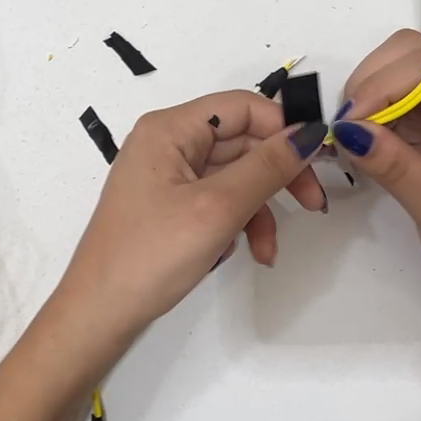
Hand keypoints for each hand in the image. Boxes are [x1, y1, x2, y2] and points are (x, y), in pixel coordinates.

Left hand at [49, 90, 327, 354]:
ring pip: (234, 176)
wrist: (99, 314)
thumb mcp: (218, 208)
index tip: (320, 159)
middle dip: (277, 176)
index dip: (283, 128)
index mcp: (169, 129)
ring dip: (259, 210)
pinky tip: (242, 253)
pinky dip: (237, 224)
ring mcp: (167, 177)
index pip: (242, 107)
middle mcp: (167, 143)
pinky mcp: (170, 207)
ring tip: (268, 251)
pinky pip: (217, 201)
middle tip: (313, 206)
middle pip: (241, 141)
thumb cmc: (152, 255)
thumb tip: (312, 133)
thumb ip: (268, 166)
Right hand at [331, 29, 420, 302]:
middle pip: (413, 54)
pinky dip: (364, 110)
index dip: (383, 86)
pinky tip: (355, 141)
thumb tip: (347, 131)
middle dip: (370, 81)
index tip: (346, 125)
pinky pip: (387, 95)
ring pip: (396, 67)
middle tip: (345, 128)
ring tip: (348, 137)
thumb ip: (396, 167)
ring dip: (363, 93)